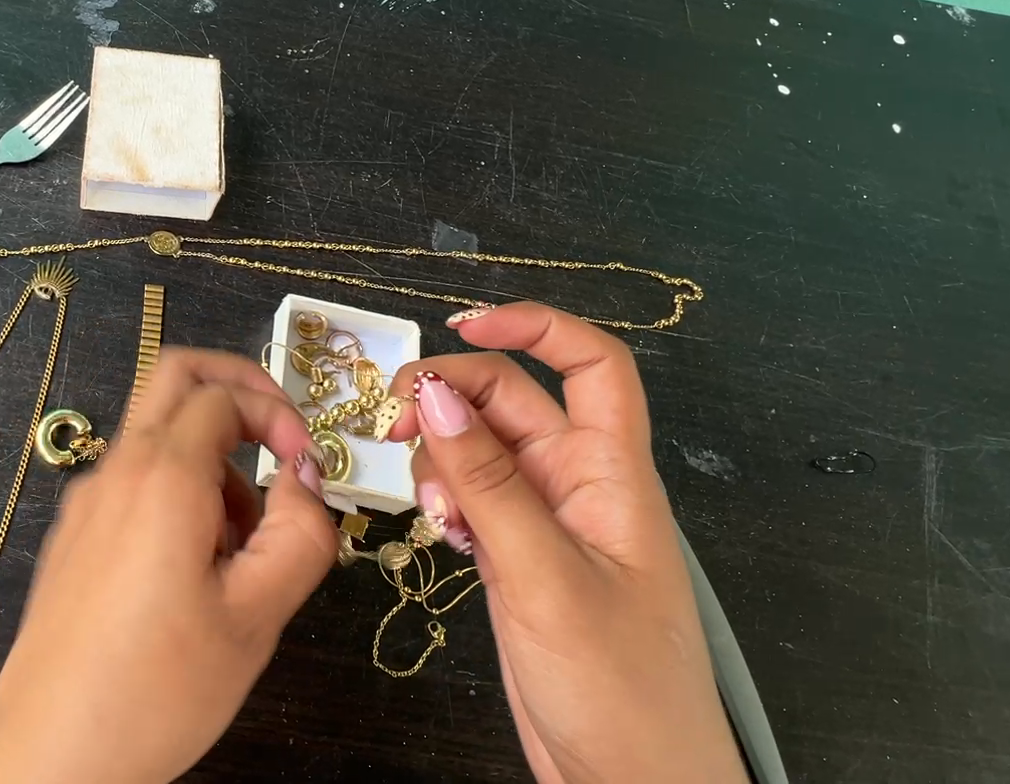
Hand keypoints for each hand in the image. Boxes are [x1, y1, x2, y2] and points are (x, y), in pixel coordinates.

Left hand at [0, 349, 334, 783]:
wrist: (48, 756)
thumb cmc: (157, 688)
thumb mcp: (255, 616)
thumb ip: (300, 532)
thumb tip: (305, 477)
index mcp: (161, 473)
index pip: (224, 394)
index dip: (277, 414)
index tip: (306, 466)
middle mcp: (117, 468)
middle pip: (175, 376)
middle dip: (237, 389)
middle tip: (278, 439)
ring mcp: (88, 498)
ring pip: (158, 432)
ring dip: (213, 458)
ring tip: (242, 549)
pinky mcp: (76, 532)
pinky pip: (136, 478)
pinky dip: (180, 489)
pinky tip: (196, 569)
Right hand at [386, 302, 744, 783]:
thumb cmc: (615, 685)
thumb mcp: (546, 577)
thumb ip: (488, 483)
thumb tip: (435, 396)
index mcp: (610, 473)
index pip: (593, 366)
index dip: (537, 328)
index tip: (462, 324)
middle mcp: (574, 481)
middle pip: (509, 400)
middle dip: (449, 396)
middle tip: (395, 420)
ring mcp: (539, 517)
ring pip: (476, 446)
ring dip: (440, 457)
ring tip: (433, 509)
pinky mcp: (510, 550)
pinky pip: (465, 494)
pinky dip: (442, 497)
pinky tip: (439, 531)